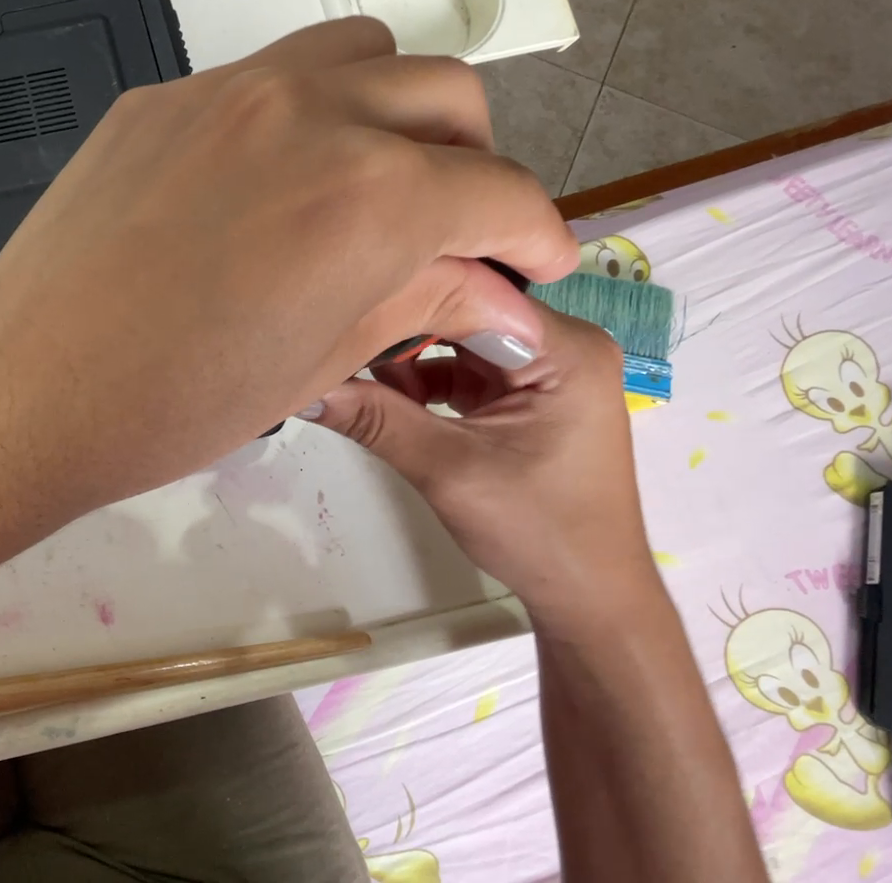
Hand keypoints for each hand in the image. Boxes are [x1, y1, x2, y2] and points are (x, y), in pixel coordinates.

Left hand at [0, 18, 580, 636]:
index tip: (529, 259)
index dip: (532, 234)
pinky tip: (264, 182)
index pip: (501, 191)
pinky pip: (258, 79)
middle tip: (448, 225)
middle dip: (471, 161)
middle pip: (446, 94)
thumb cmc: (163, 408)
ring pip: (356, 55)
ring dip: (388, 109)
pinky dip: (294, 115)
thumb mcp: (312, 363)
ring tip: (366, 181)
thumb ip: (411, 296)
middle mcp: (306, 113)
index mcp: (368, 195)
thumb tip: (482, 278)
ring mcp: (221, 92)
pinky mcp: (155, 100)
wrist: (25, 391)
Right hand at [307, 303, 660, 630]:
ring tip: (347, 366)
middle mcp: (561, 346)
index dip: (406, 297)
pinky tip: (380, 395)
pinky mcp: (525, 396)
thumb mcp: (446, 470)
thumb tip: (303, 386)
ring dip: (405, 359)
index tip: (341, 306)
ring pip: (457, 342)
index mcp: (566, 350)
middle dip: (401, 328)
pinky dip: (421, 382)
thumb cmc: (536, 530)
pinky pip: (462, 370)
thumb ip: (376, 420)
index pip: (473, 295)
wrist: (587, 595)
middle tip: (335, 334)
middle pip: (464, 313)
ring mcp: (544, 371)